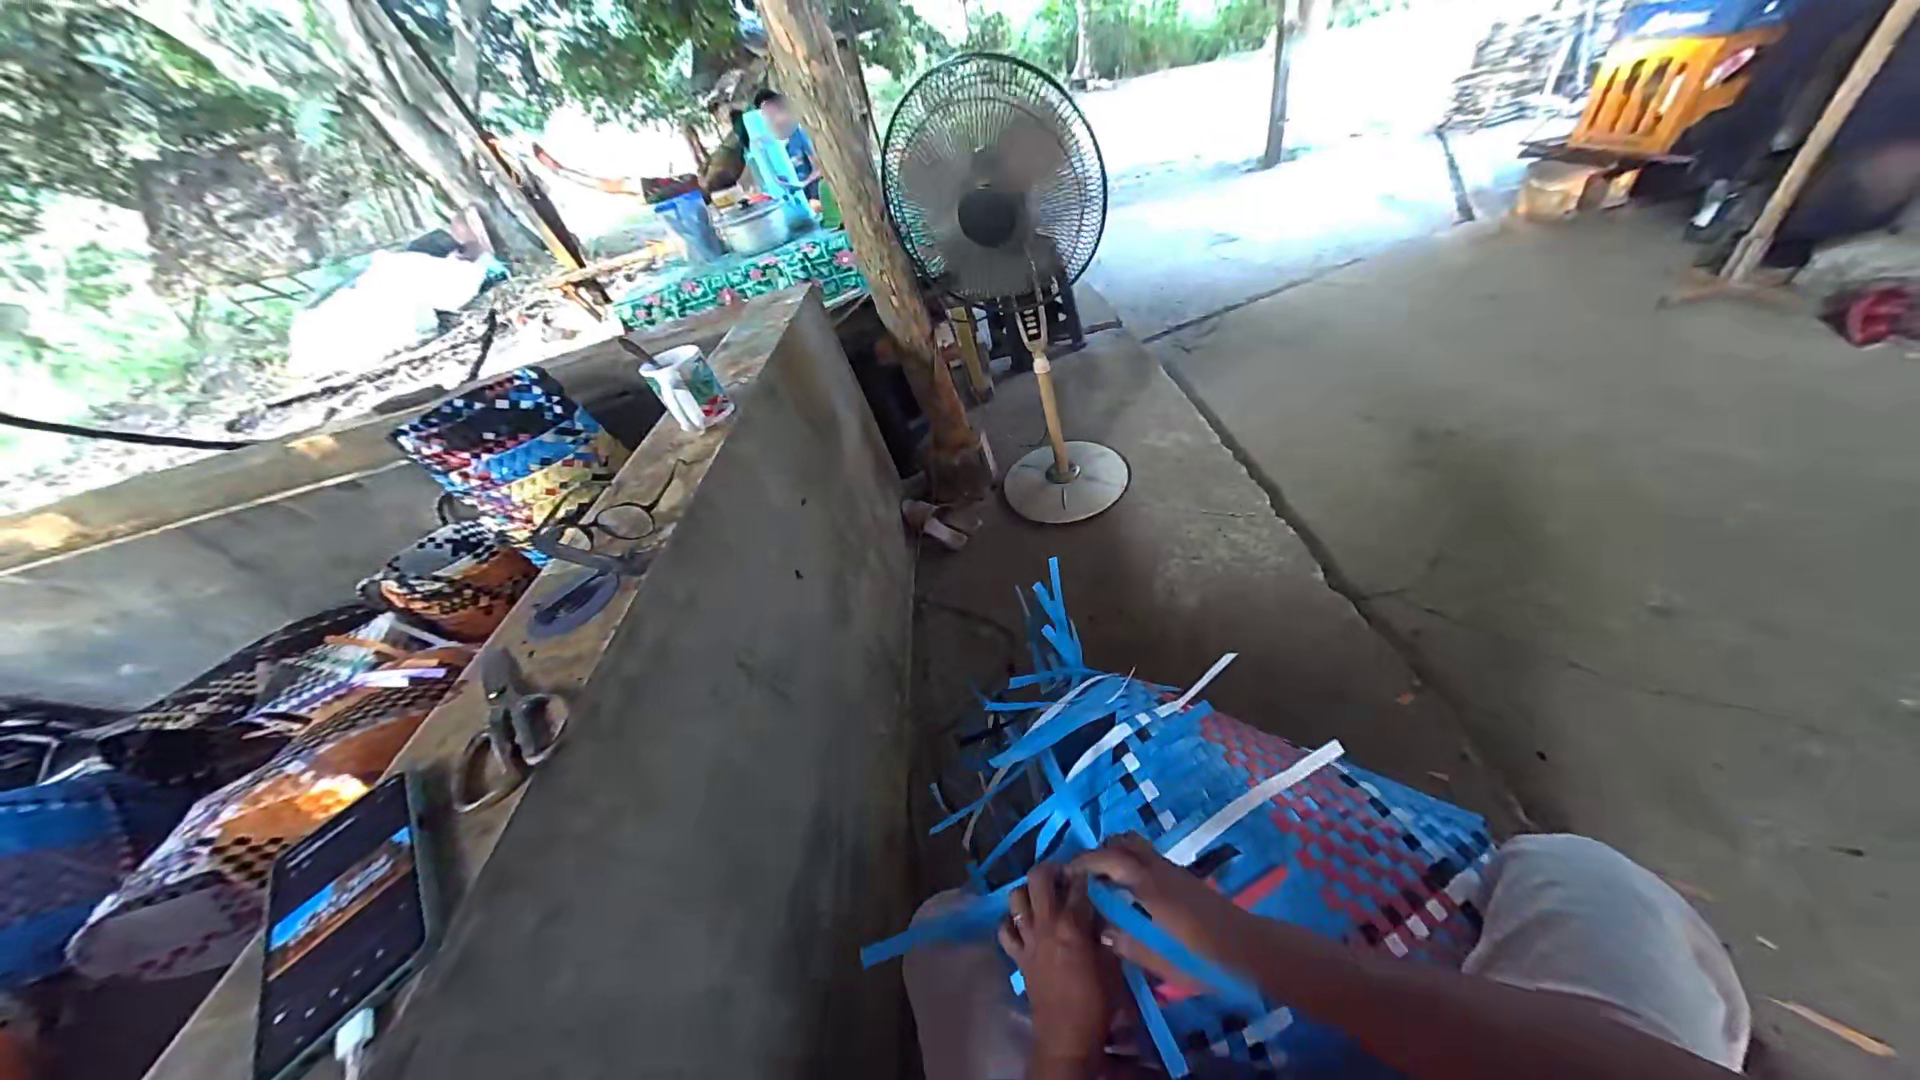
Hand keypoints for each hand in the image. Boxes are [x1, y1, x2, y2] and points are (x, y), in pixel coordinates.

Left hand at [999, 863, 1113, 1068]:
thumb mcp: (1112, 967)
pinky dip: (1009, 921)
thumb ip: (1106, 935)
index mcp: (1072, 924)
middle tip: (1062, 874)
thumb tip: (1103, 914)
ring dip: (1027, 890)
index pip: (1078, 885)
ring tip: (1040, 894)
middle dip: (1051, 868)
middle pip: (1039, 878)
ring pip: (1016, 897)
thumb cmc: (1095, 1004)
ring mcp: (1027, 938)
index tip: (1089, 869)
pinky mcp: (1017, 955)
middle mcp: (1045, 923)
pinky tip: (1020, 922)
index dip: (1084, 873)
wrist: (1066, 1038)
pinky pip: (1004, 930)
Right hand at [1071, 833, 1255, 977]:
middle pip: (1121, 841)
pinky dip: (1131, 861)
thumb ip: (1125, 943)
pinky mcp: (1182, 876)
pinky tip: (1130, 889)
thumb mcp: (1158, 959)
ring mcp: (1171, 869)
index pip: (1106, 859)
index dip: (1083, 862)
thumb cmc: (1200, 957)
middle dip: (1099, 852)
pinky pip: (1147, 856)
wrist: (1248, 949)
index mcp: (1146, 884)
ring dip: (1116, 853)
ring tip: (1105, 879)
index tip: (1066, 872)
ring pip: (1136, 845)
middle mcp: (1156, 868)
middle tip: (1084, 874)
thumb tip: (1099, 931)